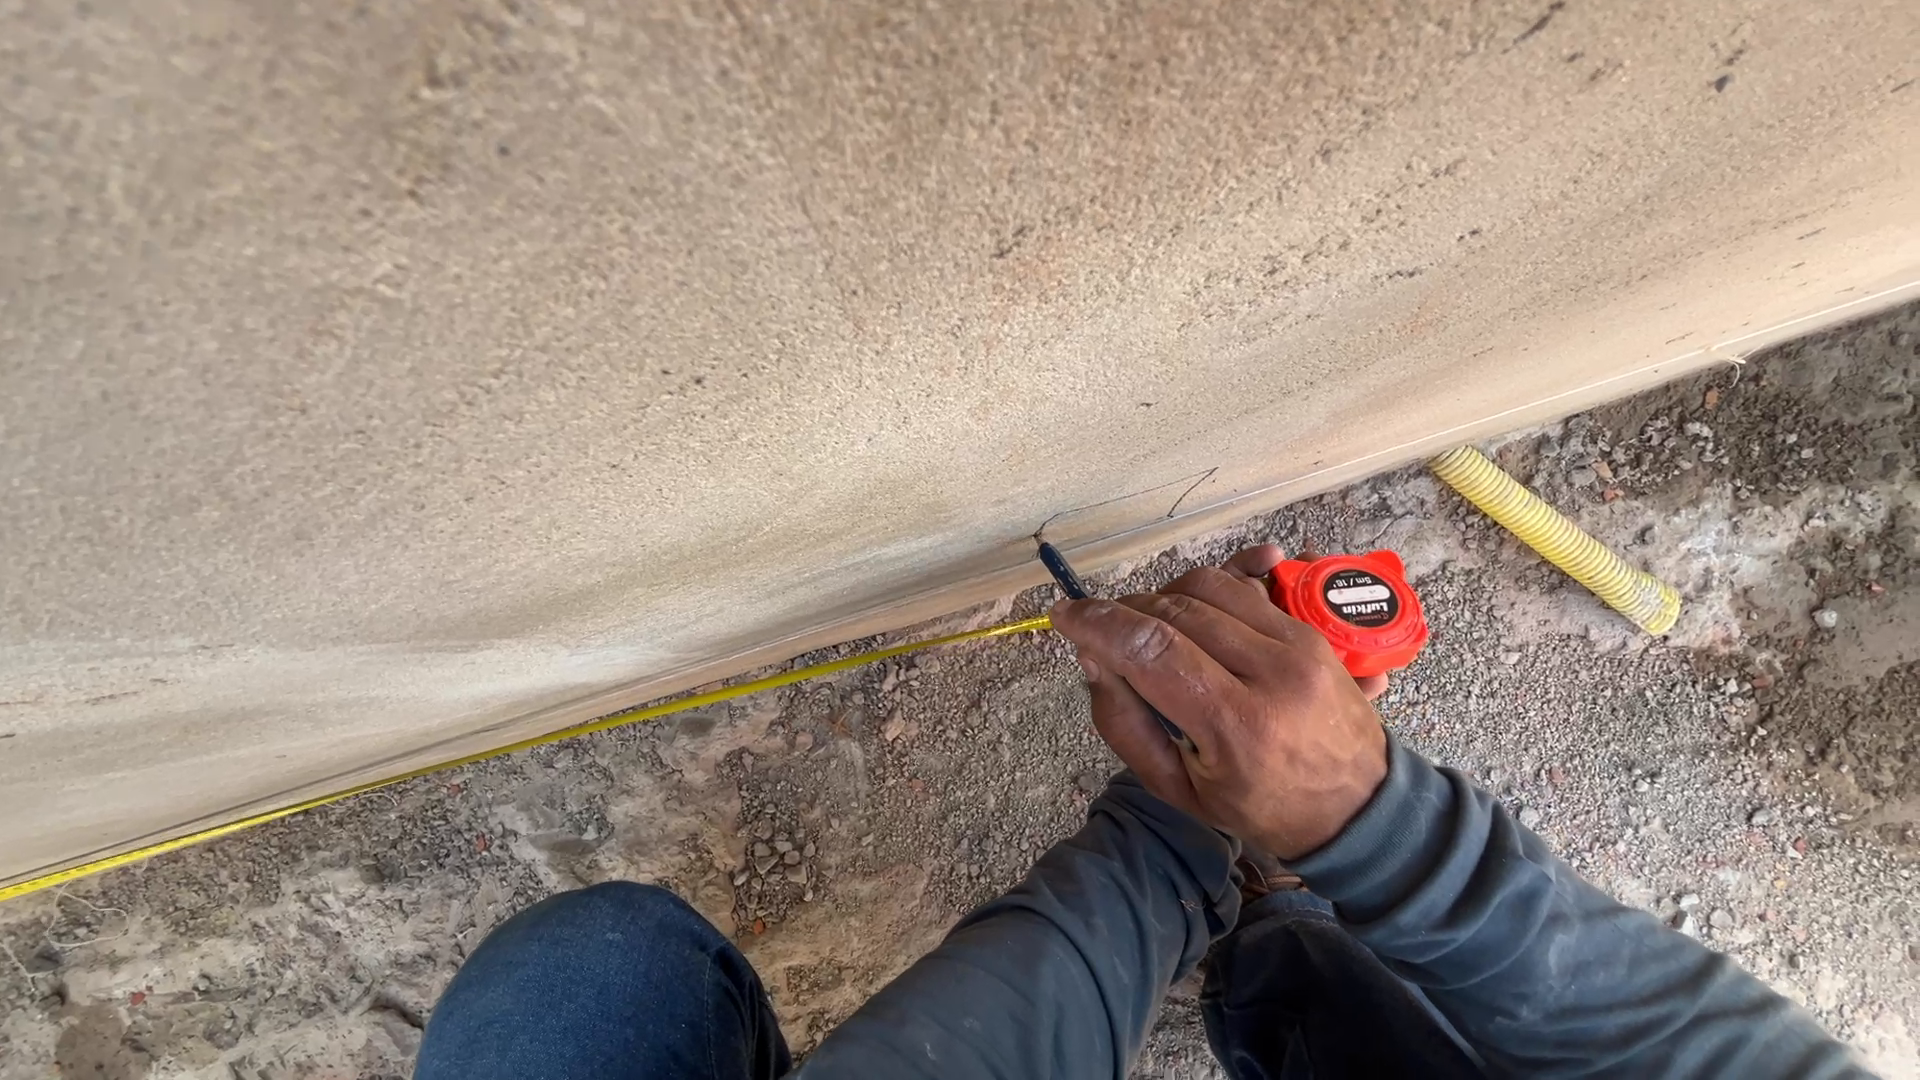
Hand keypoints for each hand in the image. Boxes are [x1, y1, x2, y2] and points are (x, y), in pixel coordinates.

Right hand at [1050, 545, 1389, 858]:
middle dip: (1125, 612)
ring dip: (1160, 596)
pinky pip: (1241, 587)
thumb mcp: (1176, 788)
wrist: (1361, 806)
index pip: (1154, 649)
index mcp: (1237, 726)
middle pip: (1175, 609)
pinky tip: (1186, 607)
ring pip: (1207, 585)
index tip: (1065, 615)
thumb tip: (1092, 656)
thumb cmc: (1260, 807)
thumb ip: (1123, 723)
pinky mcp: (1309, 629)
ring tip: (1148, 626)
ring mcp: (1298, 644)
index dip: (1100, 624)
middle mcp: (1272, 673)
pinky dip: (1200, 589)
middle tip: (1105, 631)